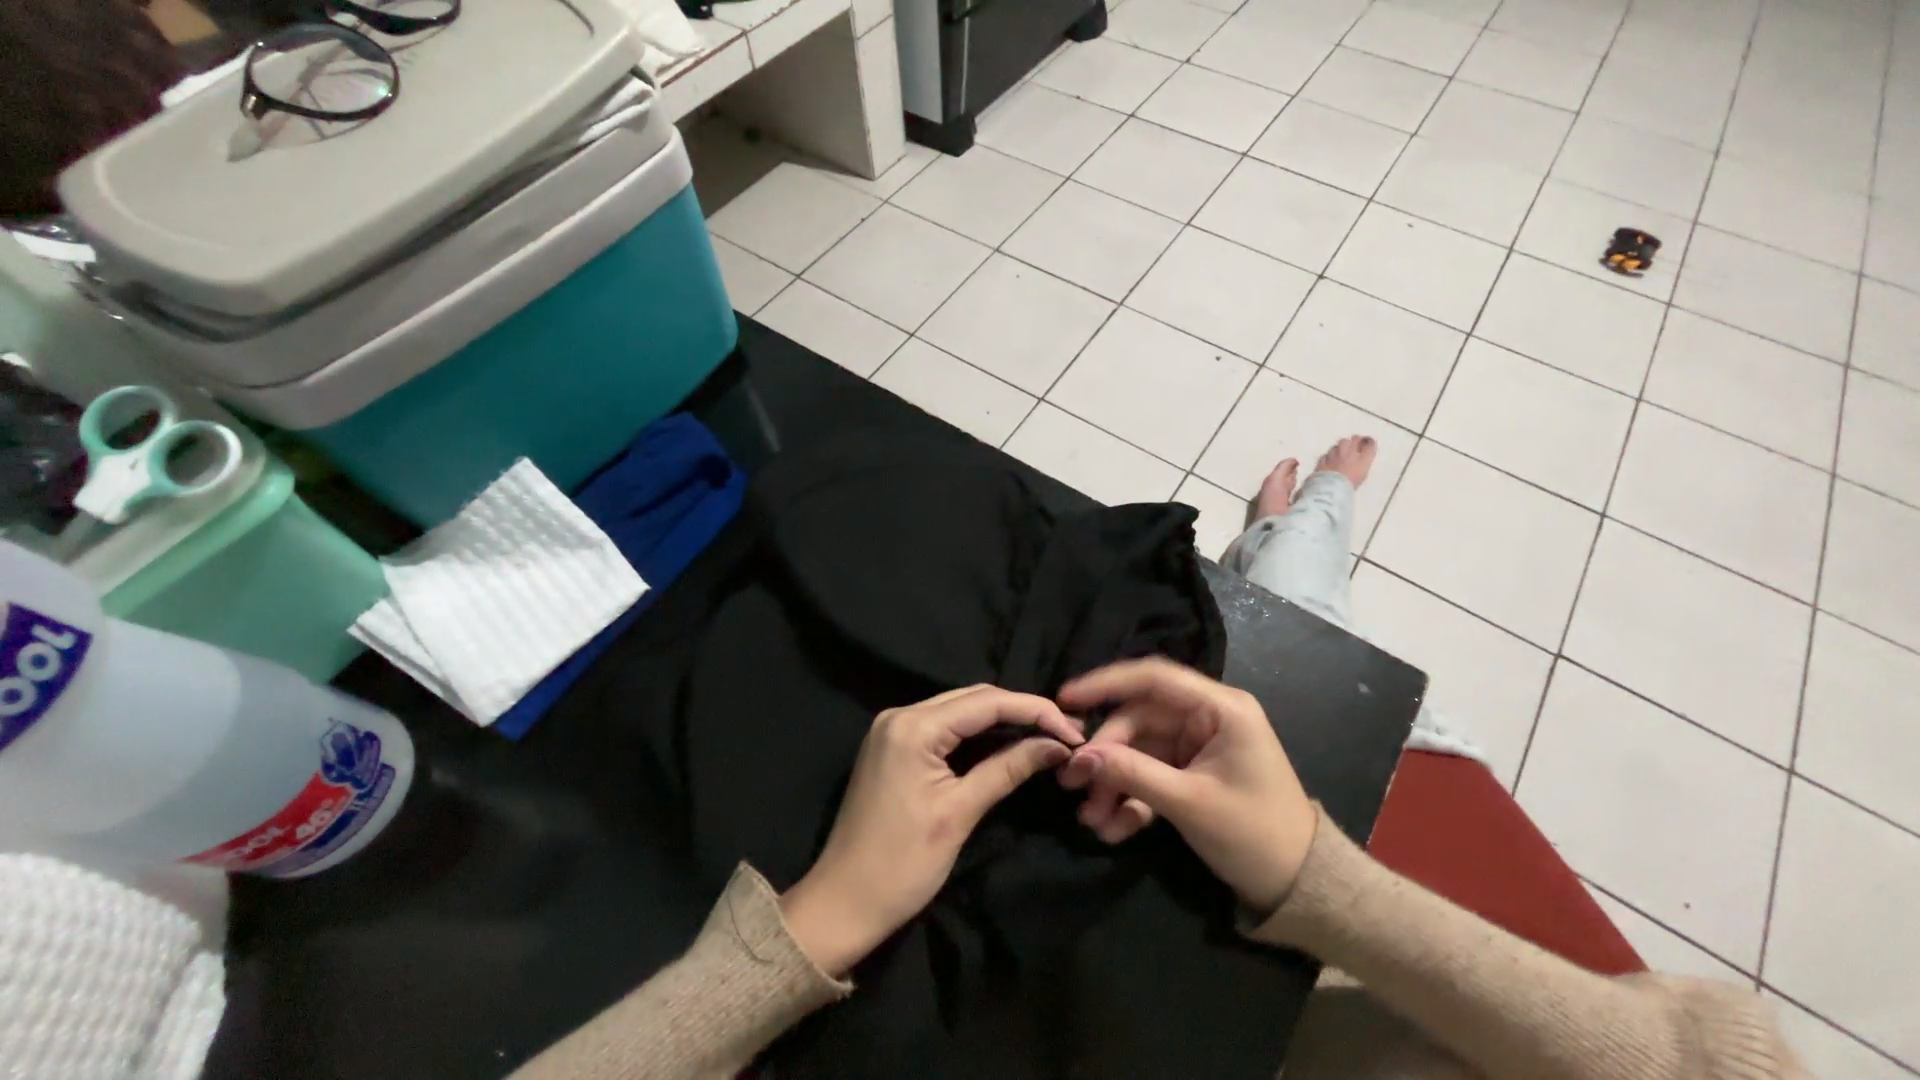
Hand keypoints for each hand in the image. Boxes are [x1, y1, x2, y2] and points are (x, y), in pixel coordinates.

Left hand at [780, 685, 1084, 974]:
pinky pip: (944, 727)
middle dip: (1022, 712)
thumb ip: (1008, 769)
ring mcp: (893, 730)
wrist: (843, 902)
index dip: (1035, 710)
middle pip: (973, 698)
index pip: (986, 702)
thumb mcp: (960, 812)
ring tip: (1046, 737)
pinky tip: (1007, 744)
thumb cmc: (901, 864)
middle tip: (1066, 733)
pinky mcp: (893, 747)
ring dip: (1002, 720)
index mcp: (912, 726)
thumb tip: (1056, 745)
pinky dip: (977, 734)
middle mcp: (899, 715)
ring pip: (960, 710)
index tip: (1074, 730)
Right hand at [1056, 658, 1315, 915]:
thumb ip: (1132, 774)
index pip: (1154, 679)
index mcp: (1220, 709)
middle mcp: (1207, 719)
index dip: (1106, 684)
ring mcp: (1198, 748)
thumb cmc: (1253, 833)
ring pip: (1139, 751)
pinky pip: (1150, 776)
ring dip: (1113, 783)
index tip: (1065, 699)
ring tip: (1091, 819)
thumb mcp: (1189, 803)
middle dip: (1105, 755)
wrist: (1298, 887)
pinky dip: (1130, 799)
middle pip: (1139, 721)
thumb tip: (1080, 758)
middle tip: (1071, 785)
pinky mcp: (1192, 775)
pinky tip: (1112, 828)